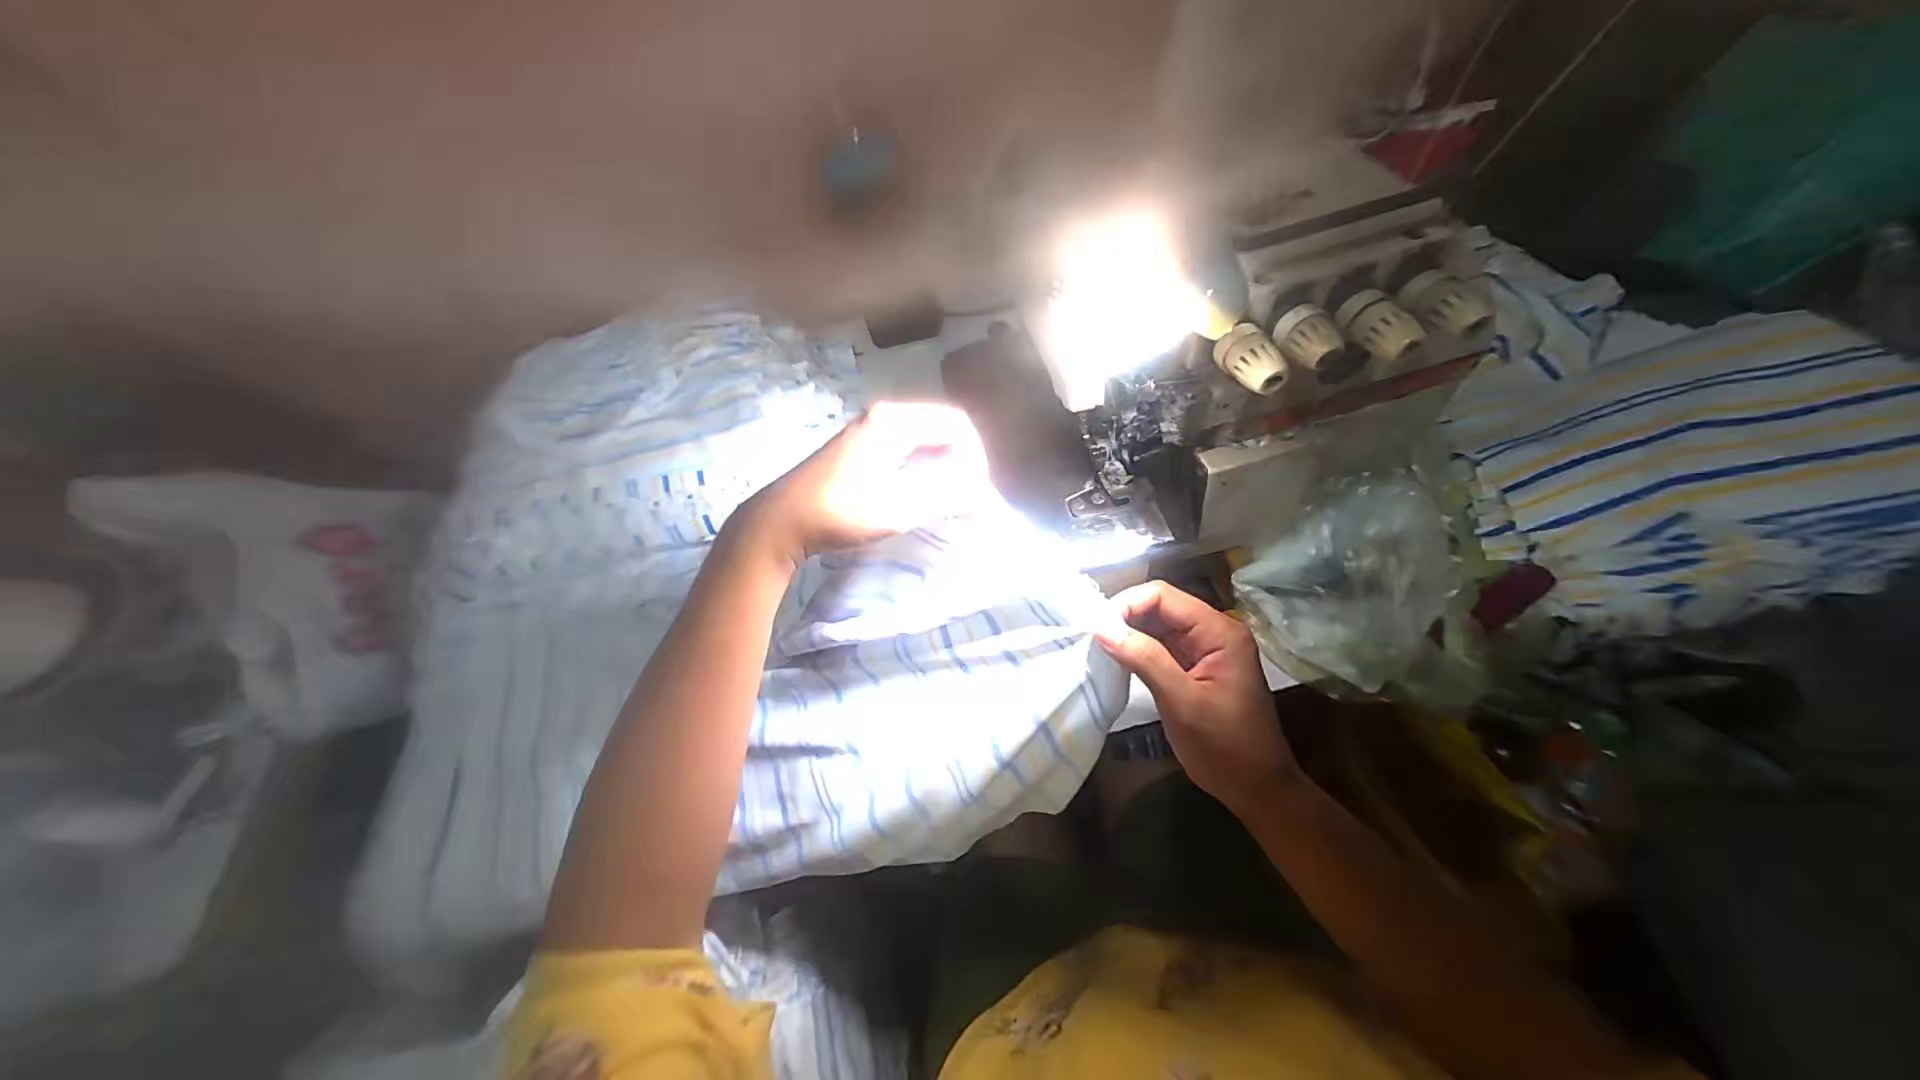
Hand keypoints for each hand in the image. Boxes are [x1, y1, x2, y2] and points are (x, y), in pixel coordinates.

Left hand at [741, 402, 991, 565]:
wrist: (781, 520)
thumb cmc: (836, 515)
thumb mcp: (895, 511)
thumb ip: (942, 498)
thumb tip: (980, 494)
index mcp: (892, 423)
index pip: (956, 424)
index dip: (976, 455)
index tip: (977, 489)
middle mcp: (883, 415)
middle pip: (943, 425)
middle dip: (964, 456)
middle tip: (971, 492)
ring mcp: (870, 426)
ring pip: (926, 433)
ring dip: (946, 458)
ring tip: (953, 492)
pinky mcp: (861, 442)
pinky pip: (908, 441)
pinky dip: (926, 459)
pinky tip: (925, 487)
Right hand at [1095, 580, 1296, 813]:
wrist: (1256, 789)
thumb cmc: (1226, 747)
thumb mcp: (1183, 703)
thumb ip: (1145, 659)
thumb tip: (1102, 628)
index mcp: (1219, 632)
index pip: (1163, 597)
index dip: (1127, 604)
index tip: (1096, 627)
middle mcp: (1212, 632)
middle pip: (1159, 607)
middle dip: (1123, 617)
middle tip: (1091, 637)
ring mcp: (1202, 650)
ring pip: (1155, 626)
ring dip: (1127, 633)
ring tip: (1097, 647)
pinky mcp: (1191, 668)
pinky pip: (1158, 647)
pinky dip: (1135, 650)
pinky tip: (1115, 660)